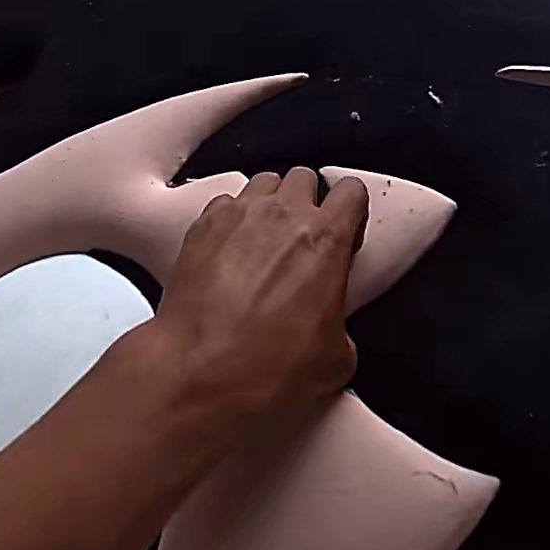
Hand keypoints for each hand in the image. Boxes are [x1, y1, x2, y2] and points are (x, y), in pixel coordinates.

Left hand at [146, 167, 368, 425]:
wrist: (198, 372)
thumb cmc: (264, 367)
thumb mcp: (336, 360)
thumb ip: (342, 325)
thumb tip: (332, 329)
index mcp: (326, 239)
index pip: (352, 191)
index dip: (351, 209)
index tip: (345, 230)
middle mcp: (284, 215)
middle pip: (304, 177)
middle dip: (306, 201)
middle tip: (302, 236)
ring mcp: (240, 213)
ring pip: (265, 182)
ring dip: (270, 204)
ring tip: (264, 238)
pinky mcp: (204, 224)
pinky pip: (226, 202)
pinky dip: (233, 218)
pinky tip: (230, 249)